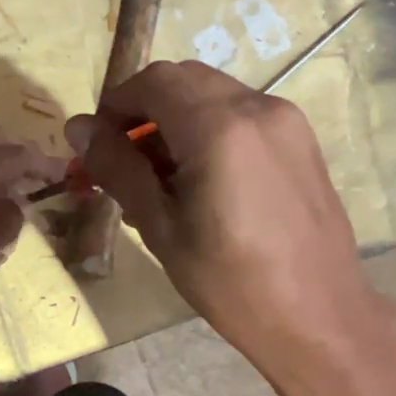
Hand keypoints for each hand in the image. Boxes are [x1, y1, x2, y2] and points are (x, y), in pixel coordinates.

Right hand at [65, 61, 395, 387]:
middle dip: (144, 110)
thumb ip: (119, 169)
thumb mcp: (161, 228)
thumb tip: (77, 129)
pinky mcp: (300, 140)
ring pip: (213, 94)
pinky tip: (197, 181)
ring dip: (175, 120)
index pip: (154, 82)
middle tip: (121, 161)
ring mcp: (286, 120)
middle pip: (184, 80)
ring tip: (157, 179)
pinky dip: (207, 130)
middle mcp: (258, 108)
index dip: (116, 104)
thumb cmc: (230, 283)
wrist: (318, 316)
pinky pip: (241, 115)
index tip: (95, 144)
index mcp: (220, 128)